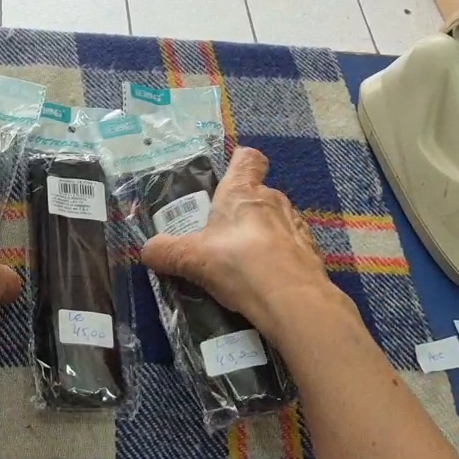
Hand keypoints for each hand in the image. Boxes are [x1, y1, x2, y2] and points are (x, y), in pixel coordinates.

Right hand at [140, 146, 346, 336]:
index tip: (228, 175)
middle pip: (259, 193)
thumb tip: (147, 250)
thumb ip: (166, 252)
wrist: (292, 299)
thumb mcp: (191, 259)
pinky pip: (291, 246)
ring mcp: (297, 225)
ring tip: (246, 261)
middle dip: (243, 209)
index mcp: (242, 192)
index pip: (247, 158)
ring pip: (277, 219)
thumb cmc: (238, 264)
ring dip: (263, 233)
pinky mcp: (311, 251)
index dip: (239, 161)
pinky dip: (280, 257)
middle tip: (223, 234)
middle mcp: (273, 200)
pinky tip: (268, 278)